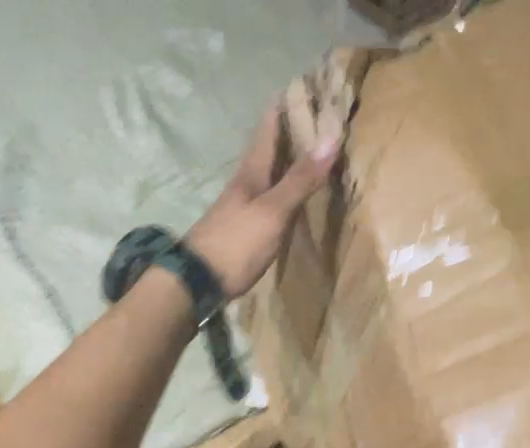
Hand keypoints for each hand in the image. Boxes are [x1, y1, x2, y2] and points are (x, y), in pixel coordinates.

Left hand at [185, 105, 340, 298]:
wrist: (197, 282)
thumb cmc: (235, 242)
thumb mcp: (273, 210)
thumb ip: (300, 179)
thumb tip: (332, 136)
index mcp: (252, 170)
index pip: (269, 126)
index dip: (285, 104)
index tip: (305, 84)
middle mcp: (246, 182)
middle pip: (270, 147)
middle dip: (292, 130)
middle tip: (318, 114)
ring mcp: (243, 206)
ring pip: (270, 172)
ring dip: (289, 160)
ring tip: (312, 150)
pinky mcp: (244, 228)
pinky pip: (270, 198)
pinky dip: (286, 189)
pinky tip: (294, 196)